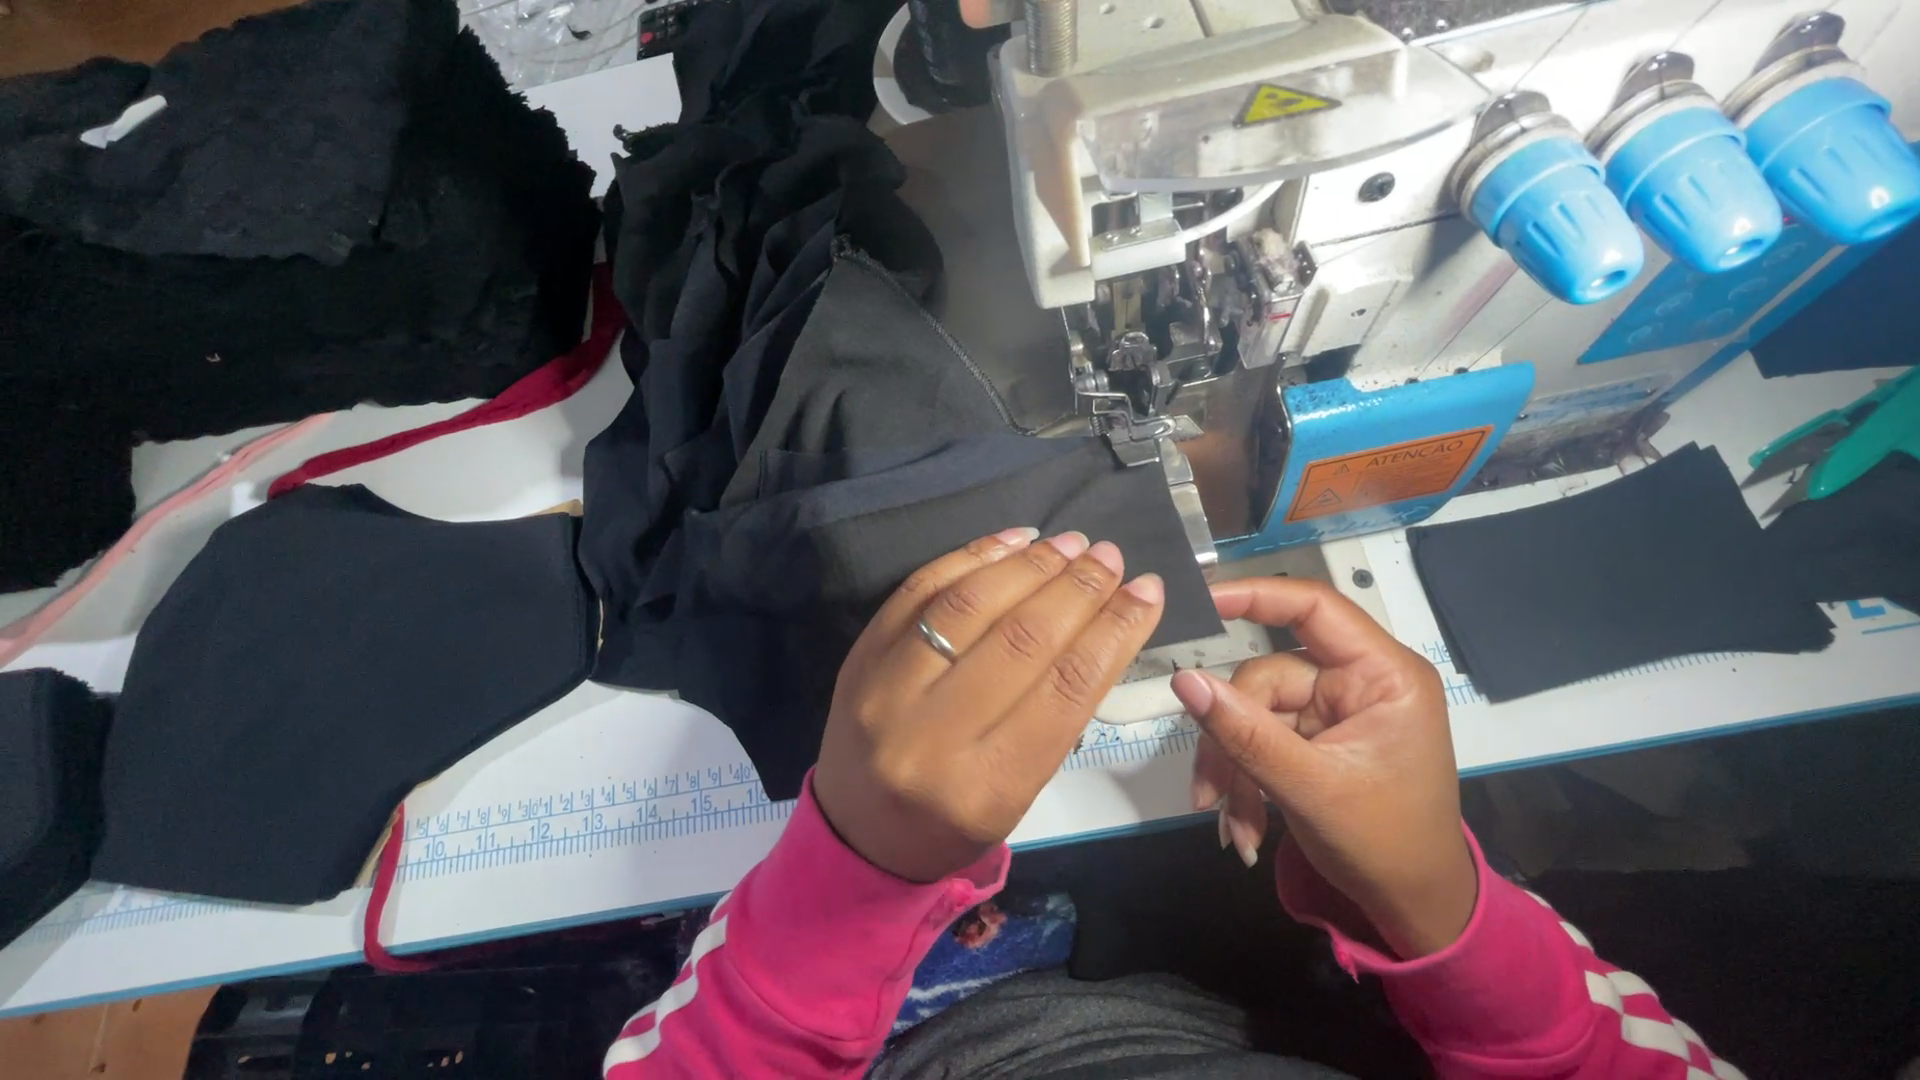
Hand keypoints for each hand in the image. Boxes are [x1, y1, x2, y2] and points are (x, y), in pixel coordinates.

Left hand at [814, 528, 1165, 882]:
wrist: (857, 834)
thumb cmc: (953, 821)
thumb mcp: (1019, 792)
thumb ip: (1059, 713)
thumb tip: (1106, 622)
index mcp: (986, 786)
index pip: (1065, 690)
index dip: (1113, 631)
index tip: (1145, 591)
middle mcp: (931, 735)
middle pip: (1021, 641)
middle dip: (1077, 590)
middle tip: (1109, 558)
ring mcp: (886, 690)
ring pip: (968, 606)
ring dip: (1029, 566)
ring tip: (1071, 544)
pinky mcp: (861, 656)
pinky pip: (920, 589)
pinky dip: (972, 557)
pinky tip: (1014, 541)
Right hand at [1173, 578, 1475, 958]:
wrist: (1412, 906)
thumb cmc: (1385, 844)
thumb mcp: (1310, 789)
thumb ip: (1245, 733)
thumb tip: (1182, 680)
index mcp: (1382, 675)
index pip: (1314, 608)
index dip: (1256, 596)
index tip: (1202, 602)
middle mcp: (1357, 680)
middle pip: (1266, 675)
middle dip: (1232, 735)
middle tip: (1209, 792)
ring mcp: (1332, 708)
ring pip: (1253, 710)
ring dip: (1232, 765)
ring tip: (1229, 821)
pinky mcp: (1313, 734)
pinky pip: (1258, 736)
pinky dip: (1243, 776)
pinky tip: (1242, 821)